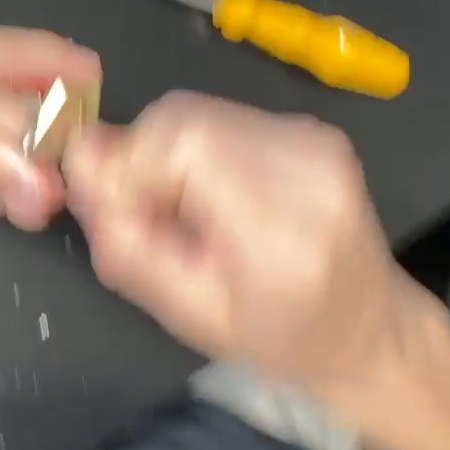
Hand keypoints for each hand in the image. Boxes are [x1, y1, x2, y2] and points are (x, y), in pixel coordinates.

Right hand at [61, 92, 415, 398]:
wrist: (369, 330)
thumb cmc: (276, 339)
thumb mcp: (184, 313)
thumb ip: (126, 241)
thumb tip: (80, 160)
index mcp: (282, 227)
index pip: (183, 142)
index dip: (128, 164)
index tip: (116, 207)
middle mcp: (306, 167)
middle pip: (182, 117)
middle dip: (139, 157)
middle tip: (143, 211)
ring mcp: (312, 139)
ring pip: (193, 110)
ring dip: (162, 152)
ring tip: (180, 205)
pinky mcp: (308, 128)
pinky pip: (217, 116)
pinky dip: (190, 148)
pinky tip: (207, 191)